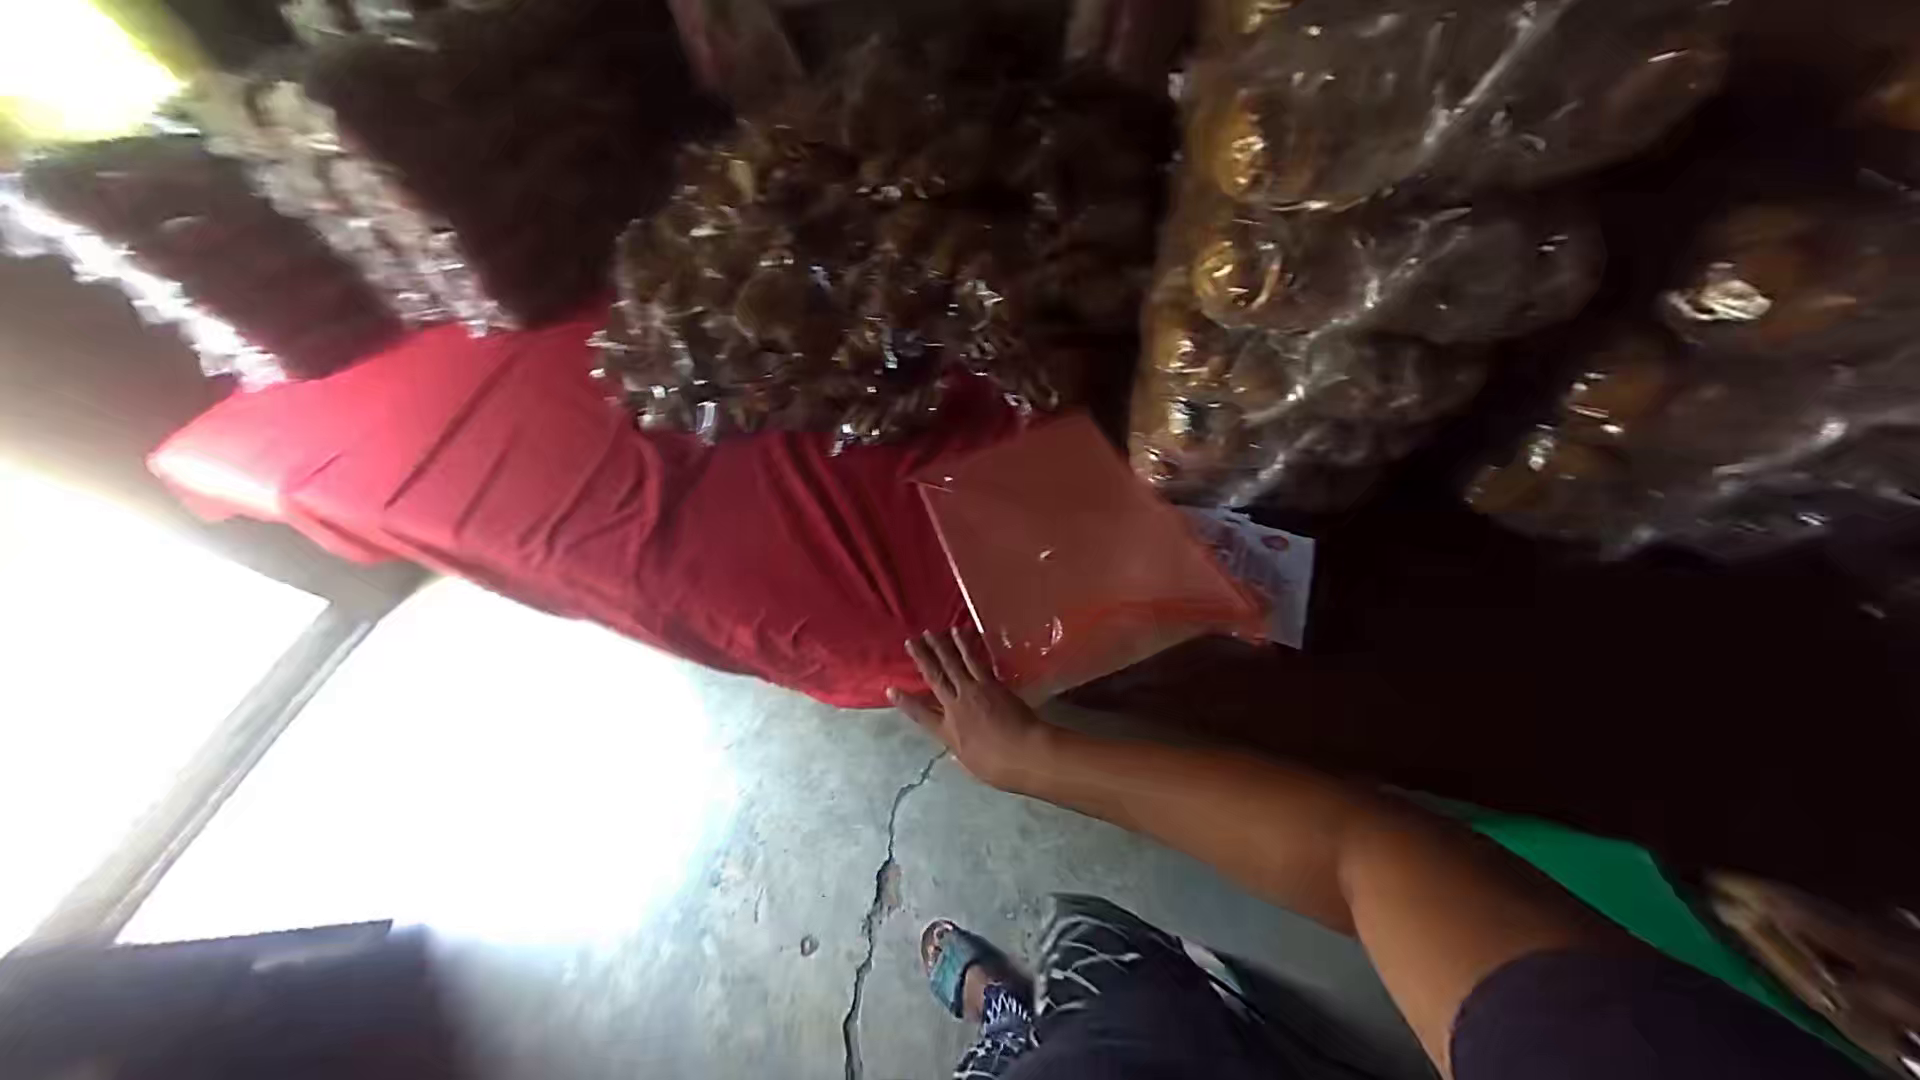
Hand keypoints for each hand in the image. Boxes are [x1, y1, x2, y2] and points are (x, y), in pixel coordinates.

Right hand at [890, 627, 1051, 793]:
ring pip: (953, 663)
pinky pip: (976, 660)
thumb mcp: (971, 764)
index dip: (905, 701)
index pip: (920, 714)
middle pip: (935, 678)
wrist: (1026, 752)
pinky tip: (962, 633)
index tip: (891, 688)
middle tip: (911, 641)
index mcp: (948, 731)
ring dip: (942, 646)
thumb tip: (955, 746)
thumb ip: (961, 750)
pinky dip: (968, 645)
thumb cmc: (1000, 767)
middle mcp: (956, 706)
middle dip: (922, 659)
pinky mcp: (992, 683)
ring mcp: (974, 691)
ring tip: (932, 632)